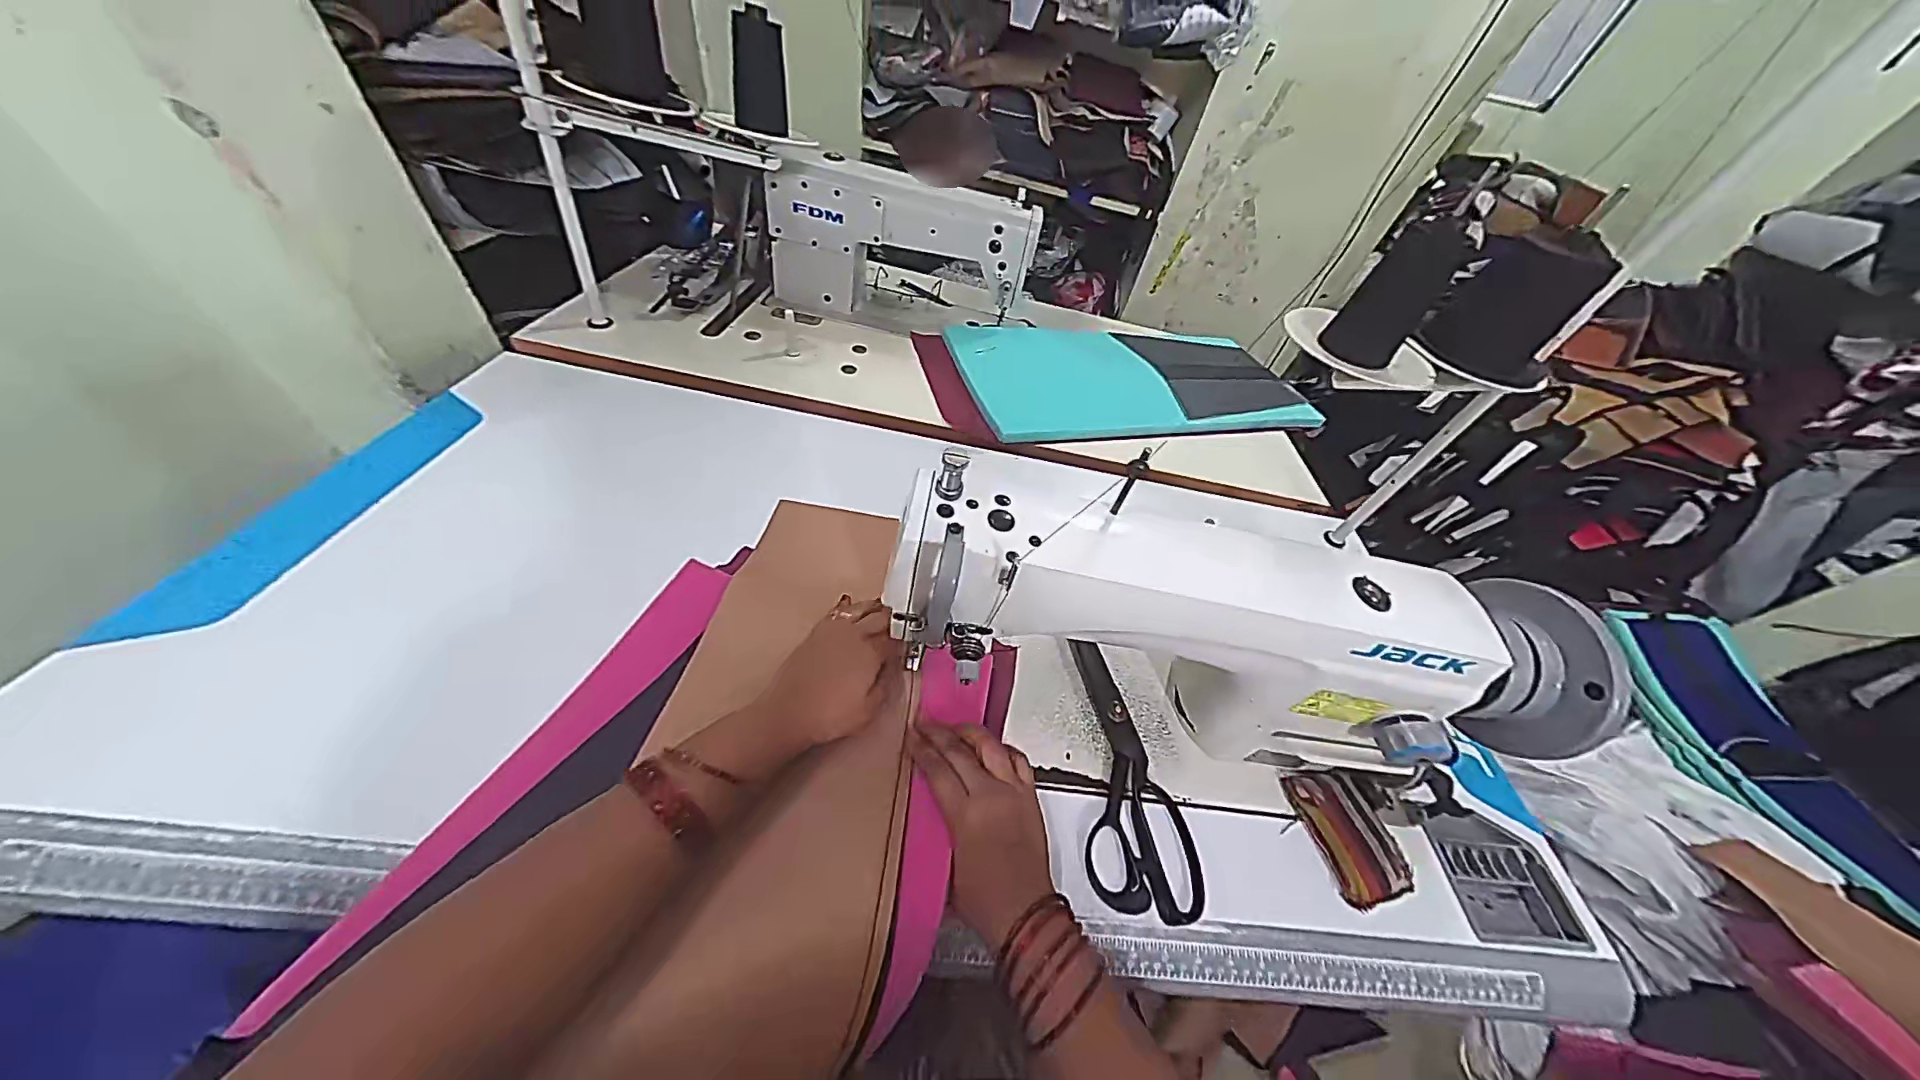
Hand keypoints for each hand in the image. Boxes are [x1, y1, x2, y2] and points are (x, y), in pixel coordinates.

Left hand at [753, 596, 900, 749]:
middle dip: (894, 621)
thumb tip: (893, 667)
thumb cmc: (831, 716)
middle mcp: (855, 635)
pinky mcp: (817, 631)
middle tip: (899, 628)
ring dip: (875, 608)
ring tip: (881, 613)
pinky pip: (838, 611)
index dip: (904, 642)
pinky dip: (849, 606)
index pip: (896, 639)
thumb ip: (886, 685)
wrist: (788, 712)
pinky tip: (851, 607)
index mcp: (871, 653)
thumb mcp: (869, 710)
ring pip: (861, 607)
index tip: (906, 647)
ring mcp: (834, 629)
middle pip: (882, 617)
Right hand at [909, 723, 1055, 946]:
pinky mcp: (1030, 798)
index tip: (913, 737)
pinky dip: (1004, 749)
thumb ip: (937, 828)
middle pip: (961, 751)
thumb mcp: (945, 863)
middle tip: (927, 724)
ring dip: (971, 733)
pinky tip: (994, 747)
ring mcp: (1013, 794)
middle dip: (940, 733)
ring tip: (957, 728)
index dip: (922, 749)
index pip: (938, 768)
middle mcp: (991, 797)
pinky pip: (1019, 761)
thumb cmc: (985, 900)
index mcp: (965, 815)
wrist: (1023, 913)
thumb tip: (929, 806)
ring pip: (991, 747)